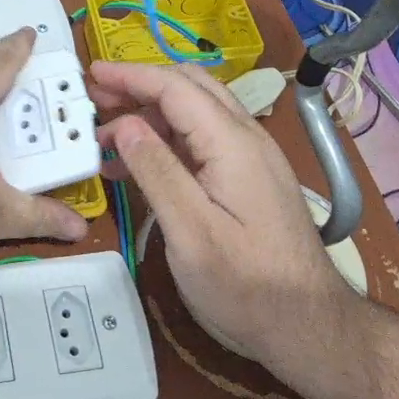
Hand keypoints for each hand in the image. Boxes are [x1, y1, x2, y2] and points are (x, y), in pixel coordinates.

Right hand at [92, 60, 352, 362]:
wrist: (307, 326)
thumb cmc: (244, 285)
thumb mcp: (190, 232)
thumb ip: (156, 171)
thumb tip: (124, 125)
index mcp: (232, 144)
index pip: (176, 88)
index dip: (131, 75)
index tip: (91, 72)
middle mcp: (246, 139)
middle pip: (190, 89)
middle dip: (139, 85)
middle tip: (95, 98)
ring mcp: (251, 159)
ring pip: (196, 113)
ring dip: (150, 113)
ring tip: (104, 136)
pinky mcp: (250, 180)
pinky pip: (203, 140)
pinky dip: (166, 139)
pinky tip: (136, 165)